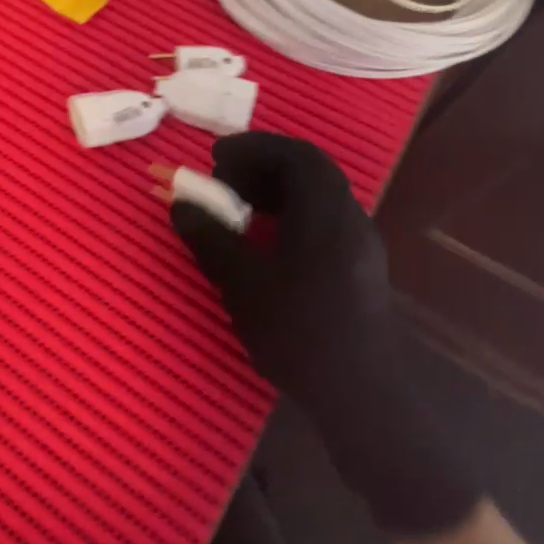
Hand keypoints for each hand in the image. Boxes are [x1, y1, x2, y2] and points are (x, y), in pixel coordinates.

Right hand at [172, 131, 478, 537]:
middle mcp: (349, 219)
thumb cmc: (299, 330)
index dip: (253, 148)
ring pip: (314, 198)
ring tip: (234, 210)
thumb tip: (181, 204)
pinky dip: (286, 216)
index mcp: (326, 212)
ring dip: (272, 192)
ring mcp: (358, 245)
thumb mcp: (242, 281)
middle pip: (308, 172)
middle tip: (221, 181)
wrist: (362, 394)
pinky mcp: (357, 269)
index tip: (216, 160)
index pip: (296, 155)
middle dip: (260, 168)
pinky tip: (261, 243)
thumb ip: (210, 237)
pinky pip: (319, 222)